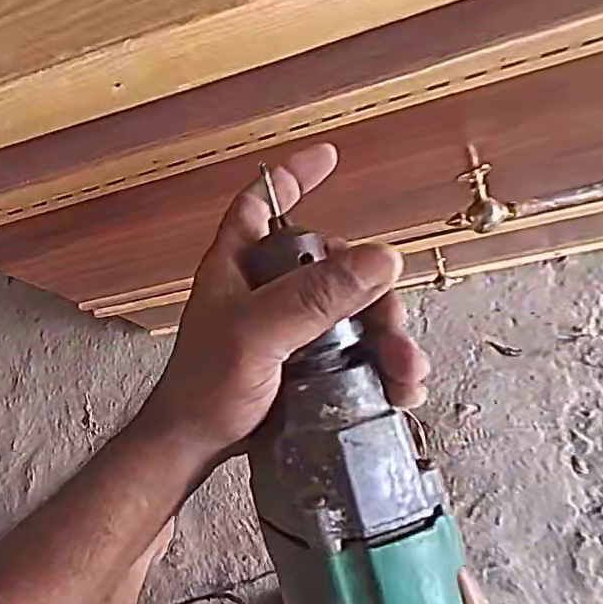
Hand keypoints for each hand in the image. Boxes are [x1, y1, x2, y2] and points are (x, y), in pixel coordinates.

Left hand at [135, 142, 428, 458]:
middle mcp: (264, 291)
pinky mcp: (303, 361)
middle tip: (391, 331)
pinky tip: (398, 386)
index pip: (259, 206)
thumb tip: (379, 258)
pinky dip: (380, 364)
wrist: (197, 446)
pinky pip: (353, 348)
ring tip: (405, 373)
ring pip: (353, 310)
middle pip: (333, 263)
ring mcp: (286, 326)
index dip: (289, 177)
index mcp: (236, 269)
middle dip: (374, 292)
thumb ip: (310, 298)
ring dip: (388, 338)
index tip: (326, 157)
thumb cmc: (203, 389)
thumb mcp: (254, 337)